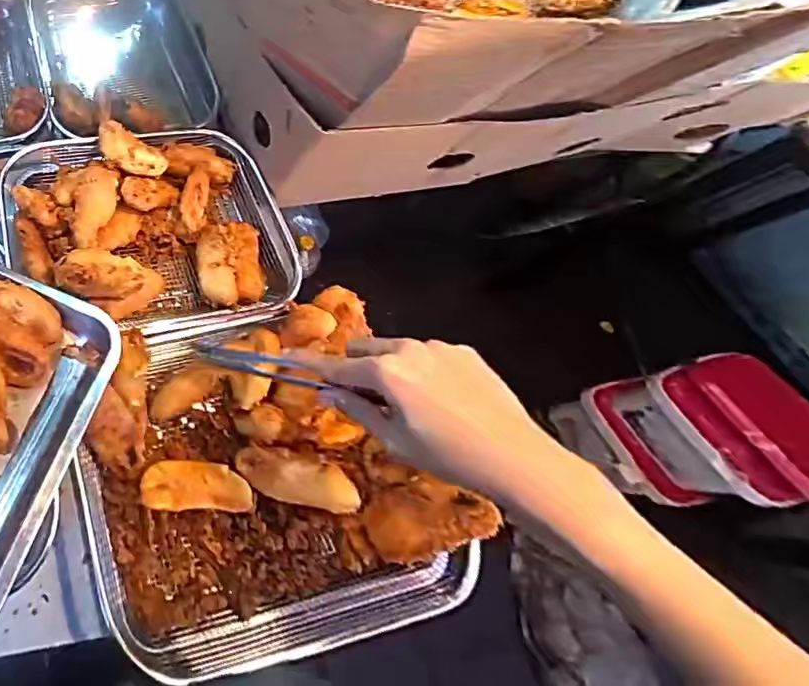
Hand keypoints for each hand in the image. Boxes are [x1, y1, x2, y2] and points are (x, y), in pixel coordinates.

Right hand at [303, 338, 598, 513]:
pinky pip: (428, 353)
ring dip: (390, 366)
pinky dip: (422, 369)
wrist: (521, 460)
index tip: (287, 358)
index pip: (336, 365)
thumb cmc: (450, 457)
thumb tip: (325, 393)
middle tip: (367, 397)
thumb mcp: (394, 440)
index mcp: (385, 372)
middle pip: (363, 347)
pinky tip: (442, 399)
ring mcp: (438, 347)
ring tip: (413, 403)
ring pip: (396, 349)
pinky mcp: (464, 352)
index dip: (309, 364)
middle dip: (357, 366)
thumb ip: (355, 409)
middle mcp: (408, 349)